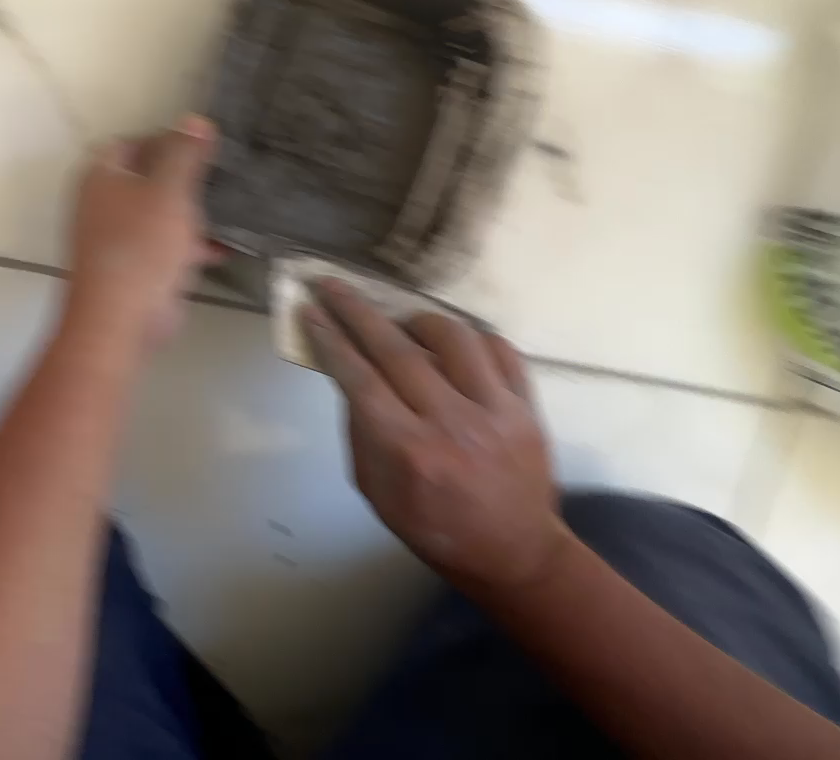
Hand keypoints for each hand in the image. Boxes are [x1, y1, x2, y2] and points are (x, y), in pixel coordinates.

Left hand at [65, 114, 219, 342]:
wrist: (119, 320)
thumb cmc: (141, 246)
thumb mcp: (169, 192)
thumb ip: (184, 155)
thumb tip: (196, 120)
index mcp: (100, 177)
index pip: (129, 143)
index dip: (162, 138)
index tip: (198, 144)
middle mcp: (100, 203)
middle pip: (144, 178)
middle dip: (180, 178)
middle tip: (219, 174)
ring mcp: (114, 238)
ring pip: (155, 214)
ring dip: (187, 213)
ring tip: (227, 207)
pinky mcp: (131, 268)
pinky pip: (161, 246)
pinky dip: (187, 245)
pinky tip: (220, 248)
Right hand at [301, 280, 569, 591]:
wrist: (514, 554)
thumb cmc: (430, 525)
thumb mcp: (373, 487)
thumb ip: (359, 428)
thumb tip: (349, 372)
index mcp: (406, 450)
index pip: (358, 377)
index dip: (330, 338)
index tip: (311, 309)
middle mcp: (450, 424)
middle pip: (395, 349)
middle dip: (357, 311)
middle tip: (333, 285)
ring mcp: (496, 413)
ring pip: (453, 338)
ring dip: (417, 320)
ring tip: (401, 323)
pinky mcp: (528, 409)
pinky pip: (500, 351)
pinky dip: (470, 337)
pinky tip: (450, 343)